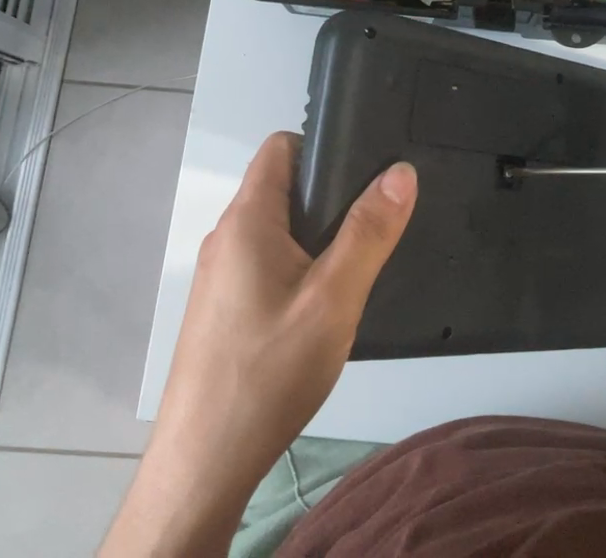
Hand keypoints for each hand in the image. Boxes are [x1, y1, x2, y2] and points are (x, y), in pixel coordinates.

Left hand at [102, 133, 415, 556]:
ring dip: (313, 239)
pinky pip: (263, 266)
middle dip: (327, 198)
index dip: (324, 144)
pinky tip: (318, 310)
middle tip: (372, 226)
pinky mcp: (219, 309)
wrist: (205, 460)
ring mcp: (218, 276)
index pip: (281, 146)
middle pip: (280, 188)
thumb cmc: (268, 372)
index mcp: (247, 219)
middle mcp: (225, 238)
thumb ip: (369, 232)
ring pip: (274, 231)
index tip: (366, 168)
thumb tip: (400, 172)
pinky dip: (294, 270)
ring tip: (352, 270)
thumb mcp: (334, 299)